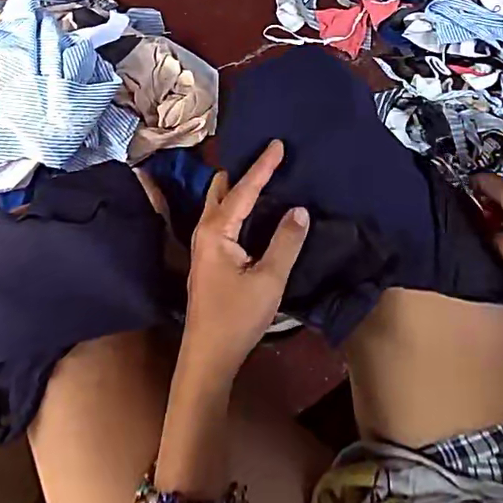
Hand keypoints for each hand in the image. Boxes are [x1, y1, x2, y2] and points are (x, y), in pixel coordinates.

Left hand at [177, 140, 308, 382]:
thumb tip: (299, 209)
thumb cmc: (237, 318)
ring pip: (219, 205)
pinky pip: (223, 219)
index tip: (278, 143)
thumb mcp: (269, 279)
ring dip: (238, 187)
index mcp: (216, 232)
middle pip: (222, 190)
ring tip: (262, 174)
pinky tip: (254, 209)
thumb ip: (286, 241)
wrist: (207, 359)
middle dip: (242, 170)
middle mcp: (205, 233)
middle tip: (266, 154)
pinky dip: (237, 204)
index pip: (244, 190)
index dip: (263, 166)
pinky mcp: (209, 260)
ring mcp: (204, 247)